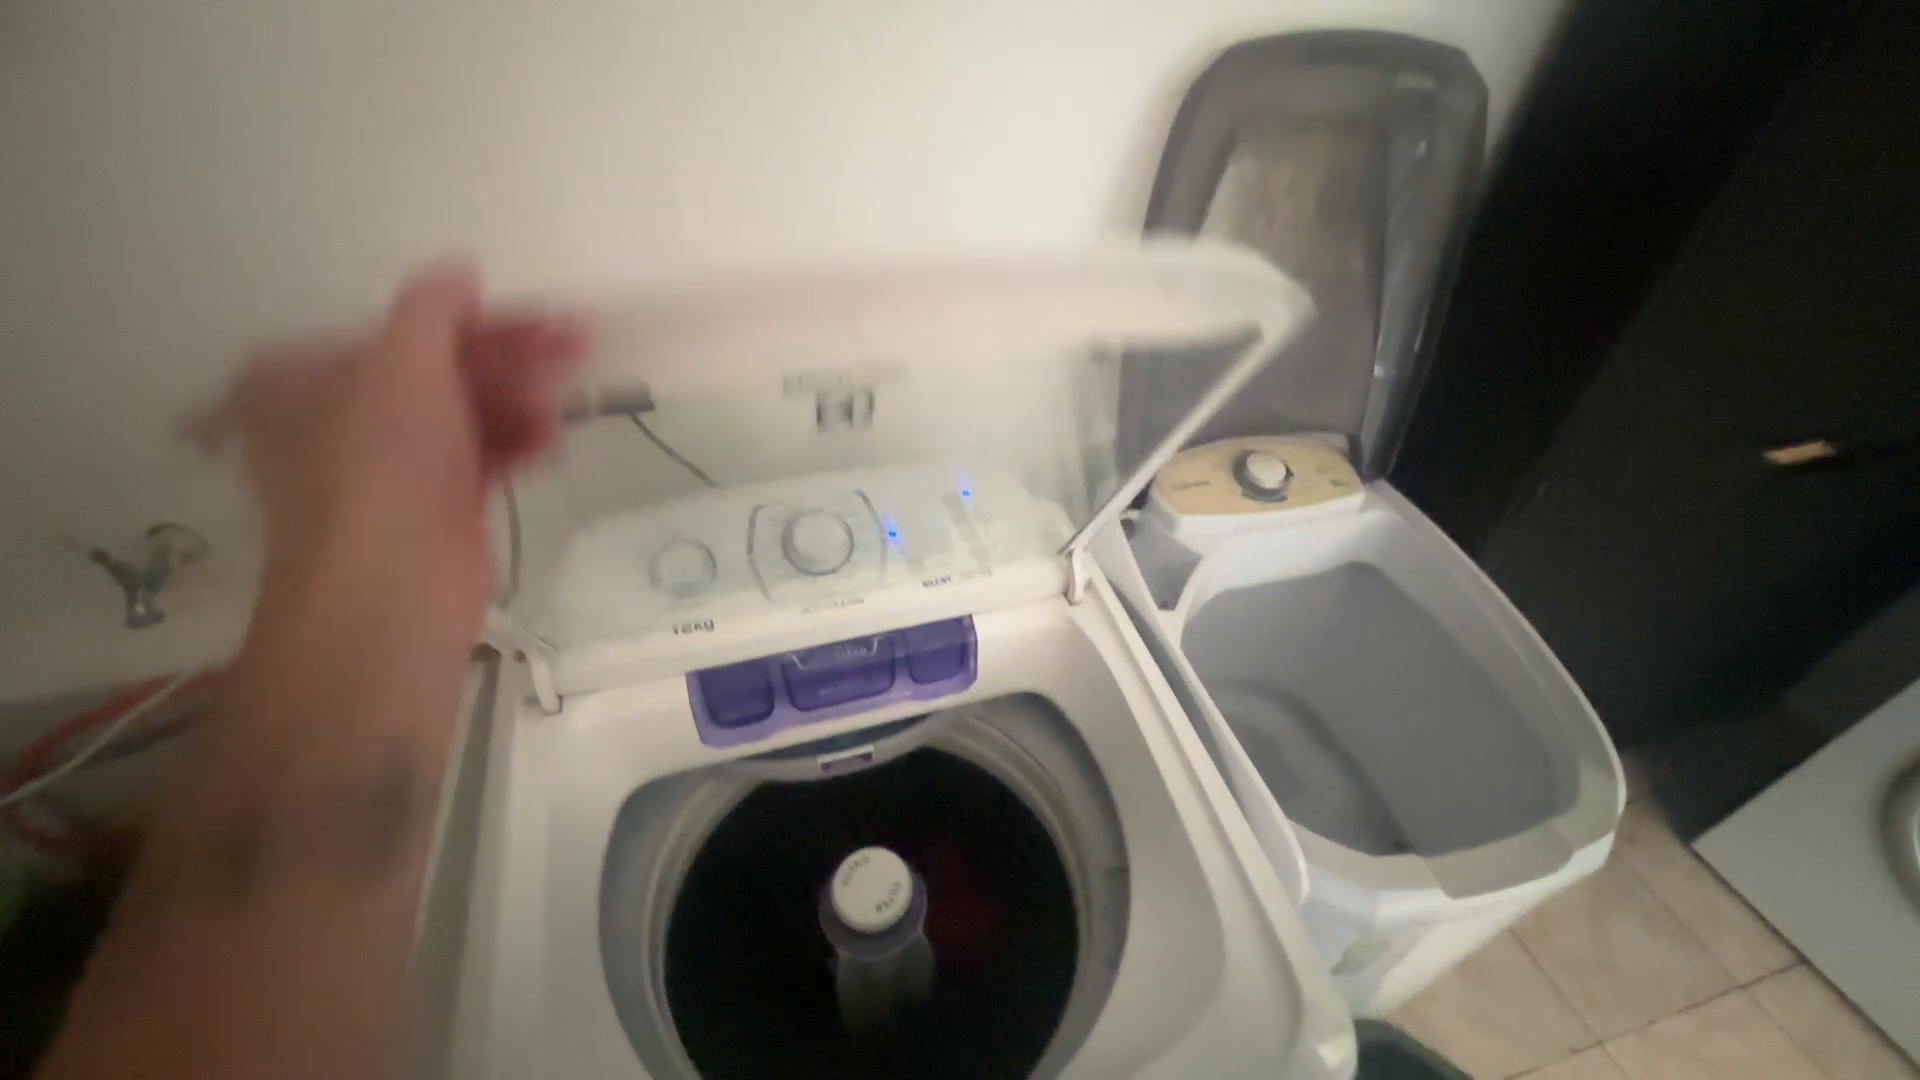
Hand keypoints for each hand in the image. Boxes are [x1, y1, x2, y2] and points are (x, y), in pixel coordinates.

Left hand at [226, 263, 587, 620]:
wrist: (393, 588)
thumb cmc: (384, 466)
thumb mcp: (404, 367)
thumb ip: (434, 310)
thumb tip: (461, 268)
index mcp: (310, 374)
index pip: (412, 330)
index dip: (485, 320)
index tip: (552, 316)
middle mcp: (345, 415)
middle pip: (447, 370)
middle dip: (515, 360)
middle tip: (582, 345)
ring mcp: (393, 465)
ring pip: (469, 414)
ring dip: (520, 403)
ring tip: (561, 407)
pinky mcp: (436, 503)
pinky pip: (480, 455)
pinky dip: (514, 443)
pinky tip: (547, 441)